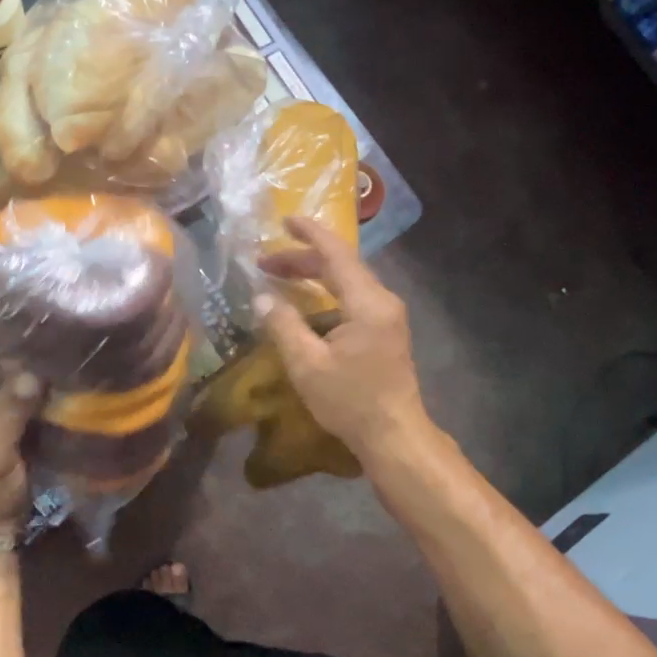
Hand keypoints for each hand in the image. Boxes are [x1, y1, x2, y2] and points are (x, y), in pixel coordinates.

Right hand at [253, 216, 431, 457]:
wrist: (394, 434)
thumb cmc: (350, 401)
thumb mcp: (307, 365)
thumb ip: (283, 326)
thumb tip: (261, 297)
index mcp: (367, 302)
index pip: (336, 254)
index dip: (309, 234)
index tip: (284, 221)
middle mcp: (383, 301)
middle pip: (341, 266)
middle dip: (303, 259)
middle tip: (265, 262)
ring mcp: (388, 317)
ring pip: (348, 283)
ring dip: (315, 277)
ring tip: (281, 278)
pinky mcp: (386, 333)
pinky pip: (354, 299)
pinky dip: (327, 294)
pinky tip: (307, 305)